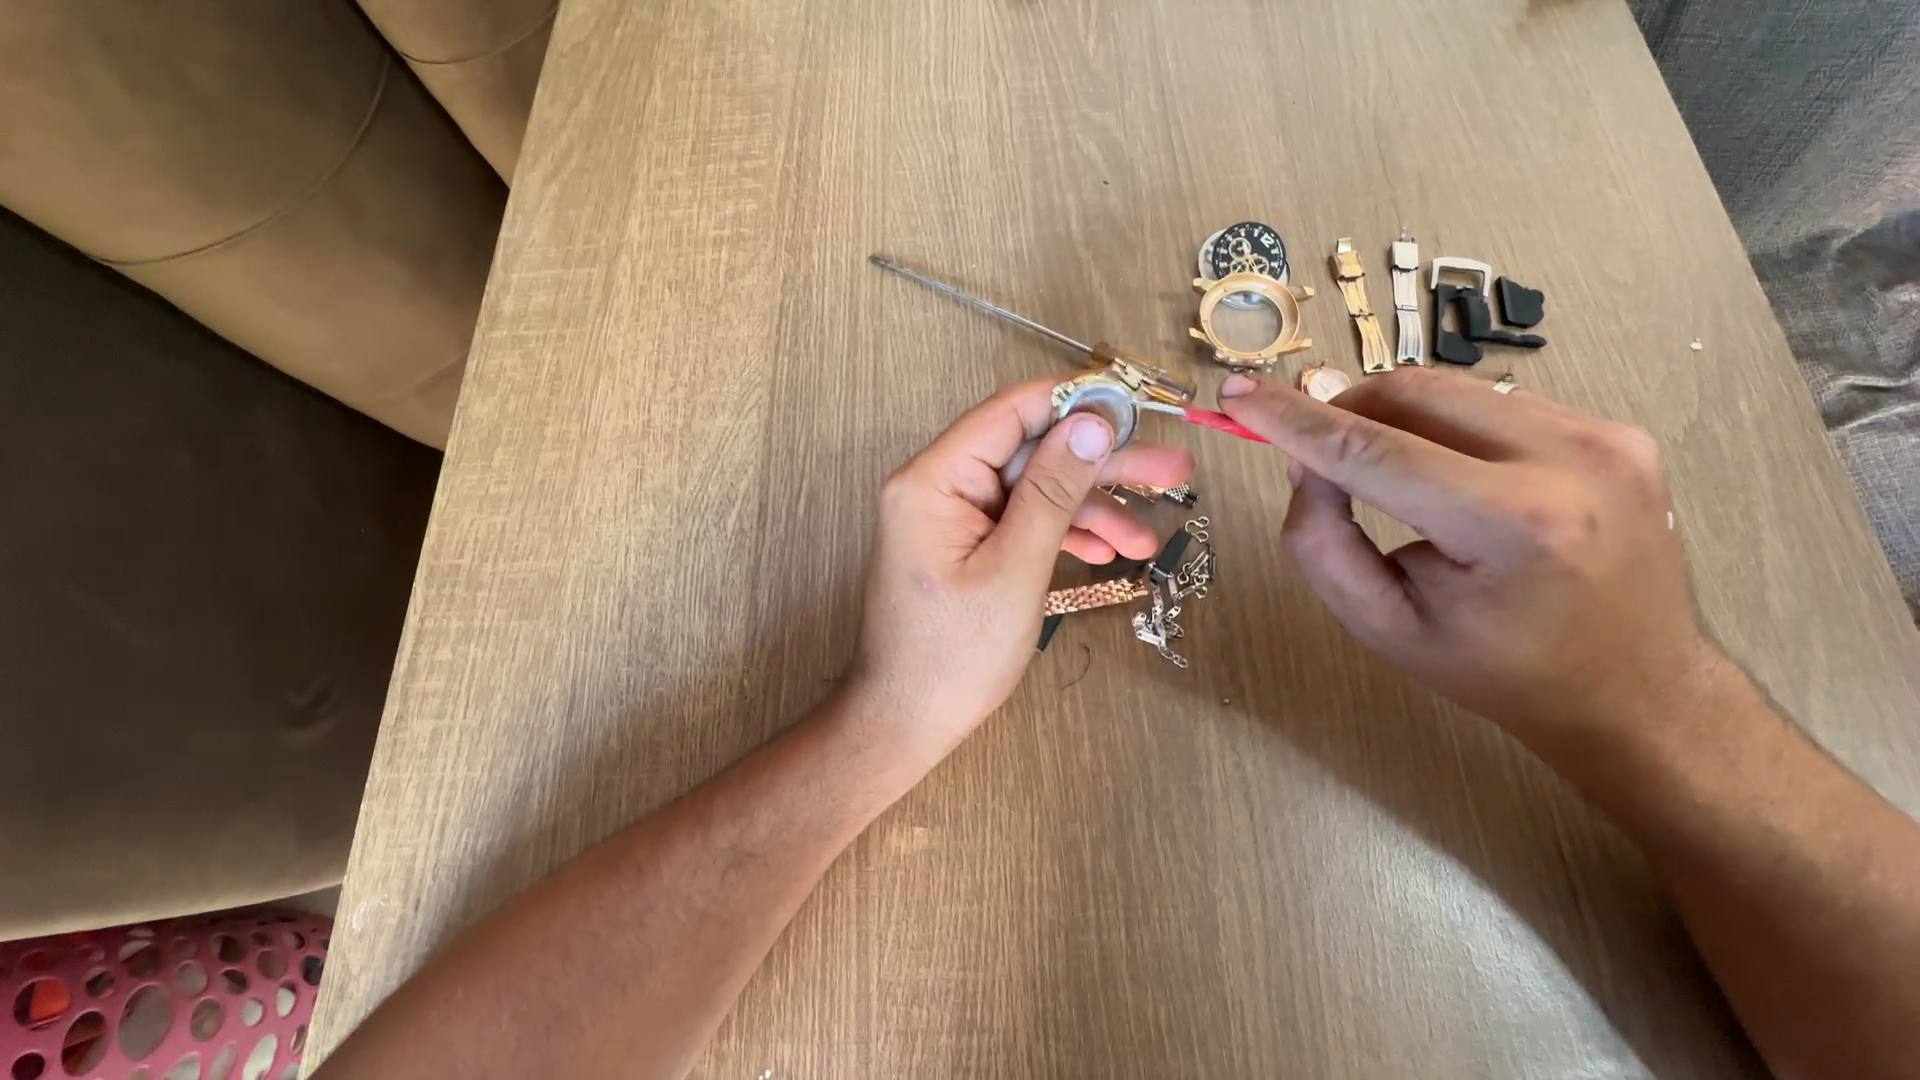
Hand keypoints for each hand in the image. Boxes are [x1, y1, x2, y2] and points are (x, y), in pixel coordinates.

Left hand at [845, 378, 1194, 755]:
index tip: (1137, 405)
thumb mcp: (1015, 570)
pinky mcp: (966, 545)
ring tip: (1149, 536)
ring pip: (1034, 490)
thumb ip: (1053, 492)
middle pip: (1031, 453)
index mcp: (934, 479)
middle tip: (1173, 467)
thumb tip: (1092, 421)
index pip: (1011, 413)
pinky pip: (1021, 523)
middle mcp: (938, 486)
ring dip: (1091, 508)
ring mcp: (953, 517)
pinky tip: (1108, 551)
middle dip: (1100, 464)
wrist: (907, 721)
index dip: (1076, 402)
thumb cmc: (954, 655)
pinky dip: (1063, 534)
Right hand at [1218, 367, 1718, 747]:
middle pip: (1410, 393)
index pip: (1370, 448)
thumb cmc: (1494, 669)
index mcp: (1510, 523)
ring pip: (1450, 390)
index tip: (1236, 394)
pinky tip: (1439, 476)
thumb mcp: (1381, 624)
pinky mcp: (1616, 430)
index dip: (1291, 418)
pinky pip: (1491, 404)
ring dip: (1389, 418)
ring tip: (1375, 475)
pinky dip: (1440, 427)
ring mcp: (1605, 435)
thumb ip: (1320, 541)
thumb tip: (1305, 461)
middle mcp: (1570, 458)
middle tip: (1304, 449)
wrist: (1635, 689)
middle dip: (1340, 411)